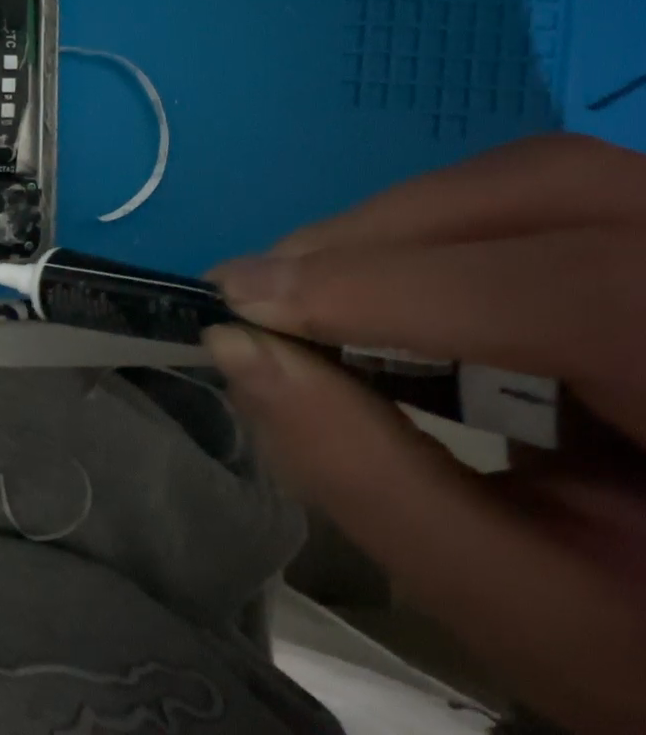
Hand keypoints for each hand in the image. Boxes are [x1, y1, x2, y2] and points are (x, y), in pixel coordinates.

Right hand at [204, 134, 645, 733]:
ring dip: (404, 226)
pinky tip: (383, 289)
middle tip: (261, 290)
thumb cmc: (645, 657)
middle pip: (560, 194)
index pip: (582, 294)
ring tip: (306, 288)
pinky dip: (445, 234)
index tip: (240, 302)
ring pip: (554, 180)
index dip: (390, 285)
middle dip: (380, 234)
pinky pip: (559, 207)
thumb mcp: (514, 605)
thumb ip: (366, 476)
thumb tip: (233, 349)